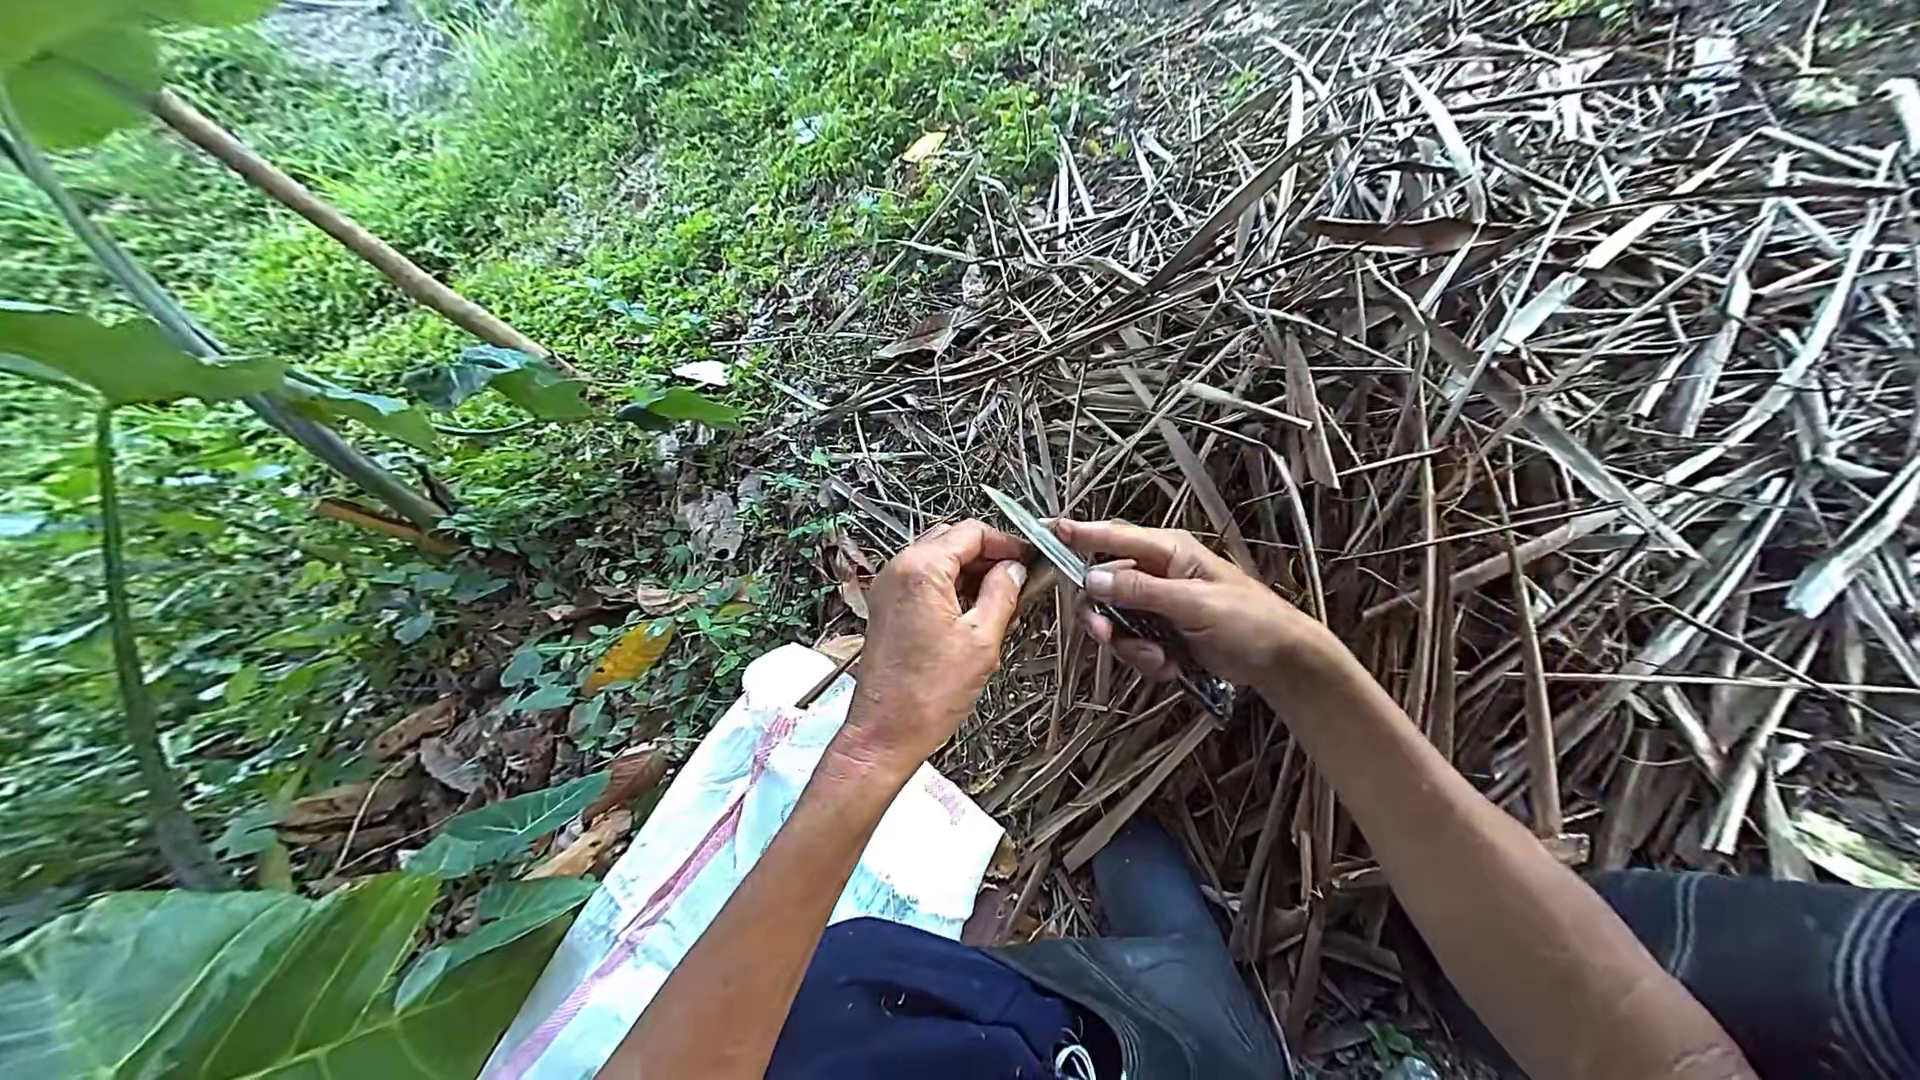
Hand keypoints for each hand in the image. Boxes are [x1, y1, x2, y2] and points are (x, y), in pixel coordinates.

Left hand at [838, 520, 1029, 774]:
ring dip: (974, 575)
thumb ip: (1002, 593)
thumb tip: (1014, 570)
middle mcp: (899, 572)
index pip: (972, 532)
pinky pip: (928, 584)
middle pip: (954, 542)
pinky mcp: (890, 609)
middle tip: (1019, 579)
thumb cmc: (923, 696)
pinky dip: (954, 591)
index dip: (1007, 543)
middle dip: (991, 558)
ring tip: (1003, 604)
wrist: (885, 733)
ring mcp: (890, 590)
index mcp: (920, 570)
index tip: (1027, 558)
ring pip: (942, 563)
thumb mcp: (981, 639)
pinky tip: (978, 615)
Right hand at [1054, 518, 1339, 688]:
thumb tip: (1092, 579)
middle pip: (1103, 586)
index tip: (1047, 532)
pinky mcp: (1159, 630)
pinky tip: (1170, 664)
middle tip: (1108, 635)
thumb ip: (1142, 591)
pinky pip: (1132, 642)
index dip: (1078, 534)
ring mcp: (1156, 603)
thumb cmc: (1251, 621)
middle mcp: (1156, 572)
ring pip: (1115, 619)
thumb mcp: (1195, 604)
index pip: (1113, 536)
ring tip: (1159, 657)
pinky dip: (1145, 658)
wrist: (1280, 661)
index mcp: (1168, 551)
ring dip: (1130, 644)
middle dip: (1104, 616)